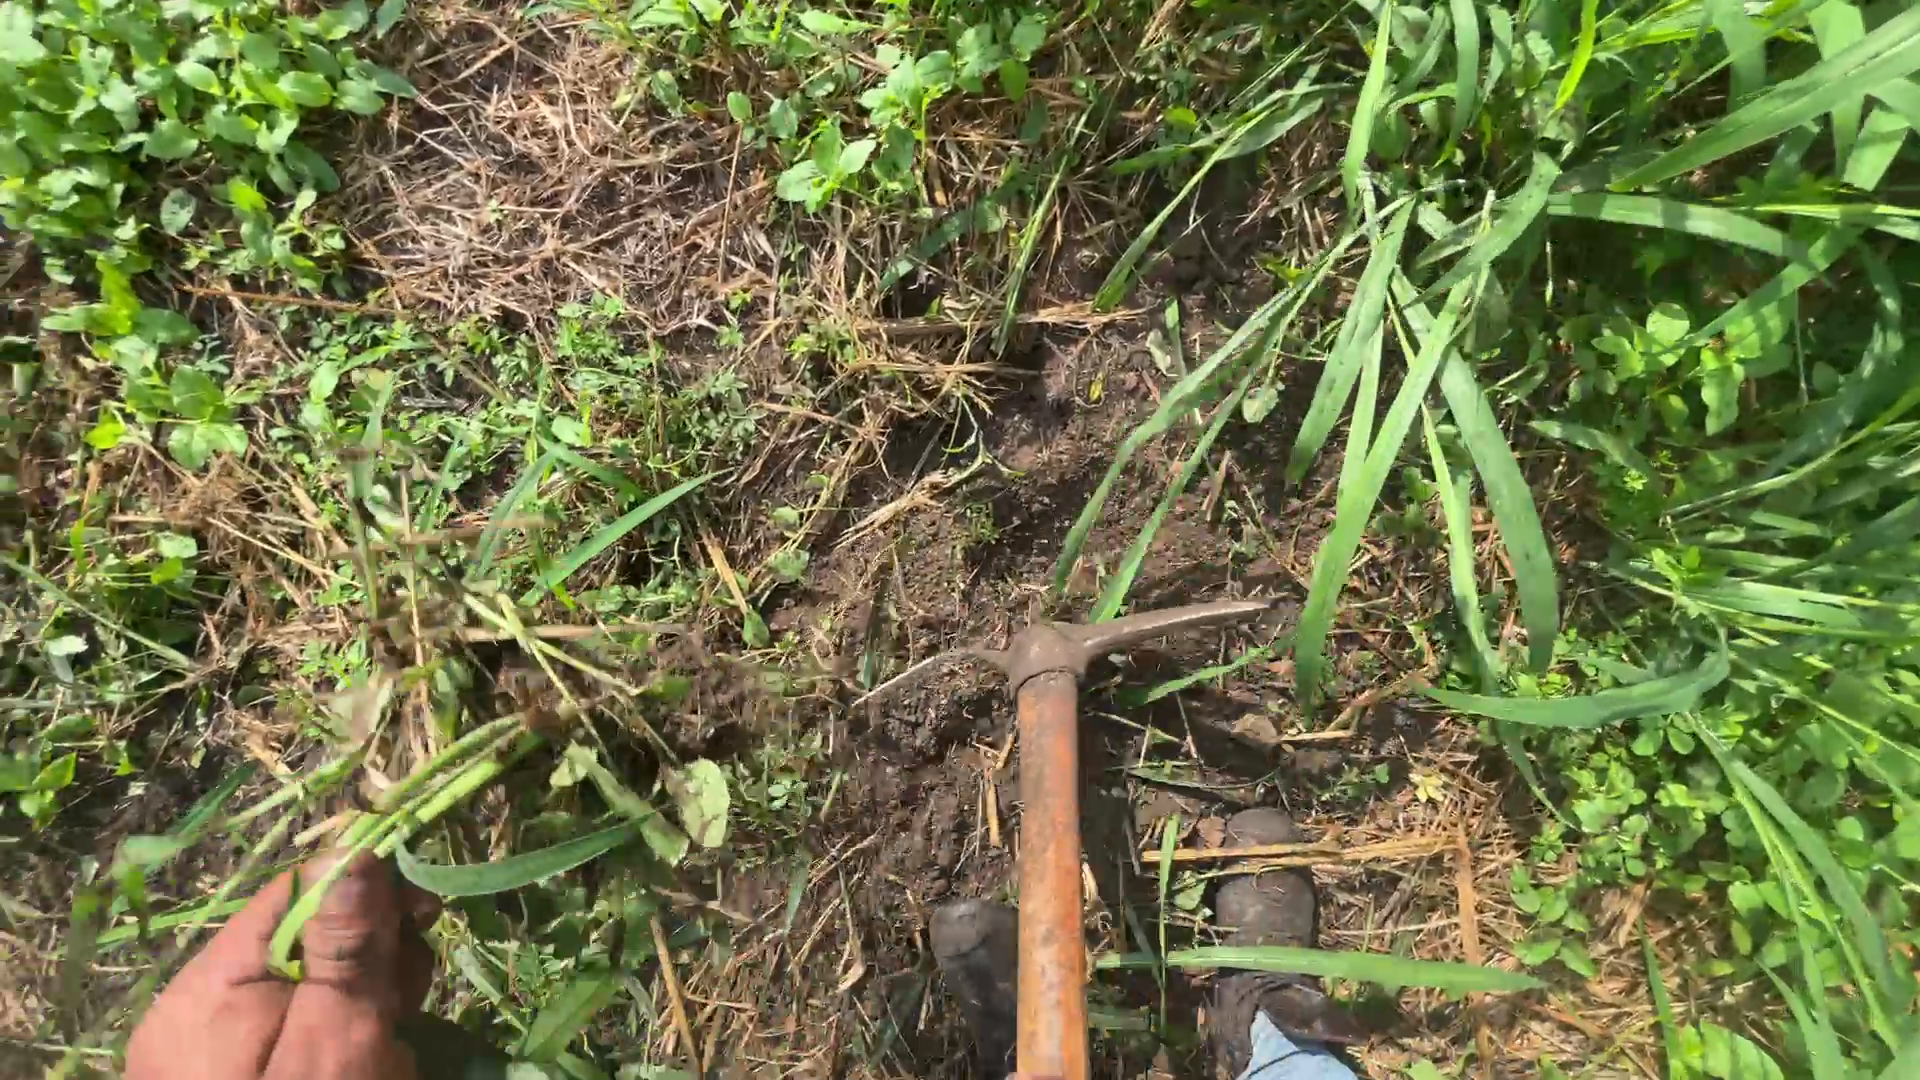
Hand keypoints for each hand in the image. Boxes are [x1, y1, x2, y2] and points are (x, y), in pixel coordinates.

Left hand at [127, 853, 440, 1079]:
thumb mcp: (340, 1034)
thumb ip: (348, 946)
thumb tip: (360, 851)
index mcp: (213, 988)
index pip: (299, 888)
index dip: (370, 885)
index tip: (428, 912)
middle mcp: (209, 1002)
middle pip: (318, 923)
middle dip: (382, 943)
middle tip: (406, 988)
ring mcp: (229, 1034)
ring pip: (330, 962)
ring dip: (380, 979)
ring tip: (393, 1024)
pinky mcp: (255, 1056)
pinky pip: (319, 1001)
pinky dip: (362, 1009)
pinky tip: (377, 1038)